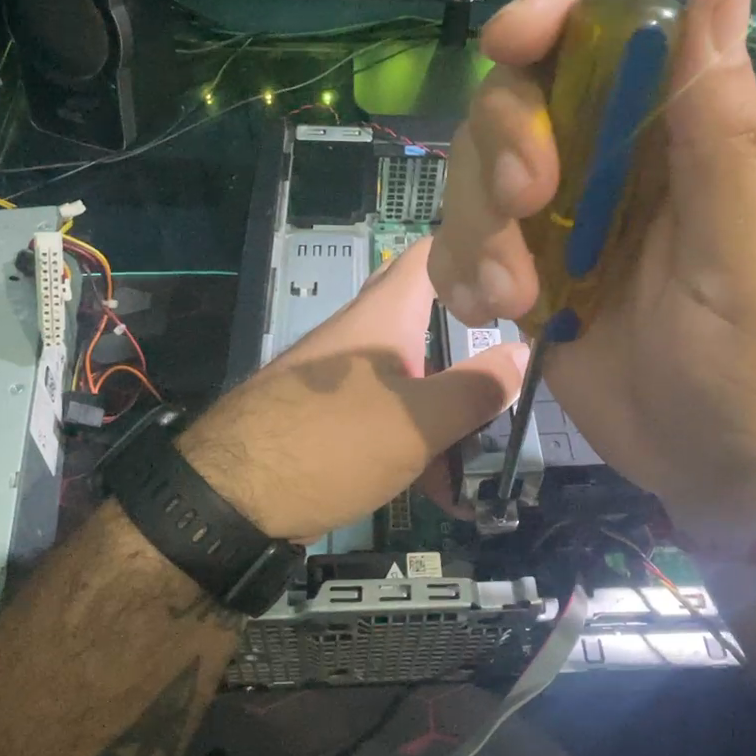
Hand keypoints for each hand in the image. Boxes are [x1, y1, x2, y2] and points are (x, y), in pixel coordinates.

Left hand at [178, 238, 527, 541]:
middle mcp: (363, 335)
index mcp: (384, 315)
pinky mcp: (331, 420)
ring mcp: (345, 379)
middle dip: (476, 352)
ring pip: (416, 379)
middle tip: (516, 377)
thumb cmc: (332, 443)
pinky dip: (419, 444)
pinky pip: (389, 418)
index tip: (525, 278)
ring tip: (485, 464)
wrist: (229, 500)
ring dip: (452, 415)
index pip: (433, 254)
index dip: (478, 255)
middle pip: (432, 324)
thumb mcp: (419, 420)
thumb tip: (527, 350)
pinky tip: (444, 494)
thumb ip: (478, 387)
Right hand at [429, 0, 755, 546]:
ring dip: (479, 223)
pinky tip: (492, 313)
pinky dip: (463, 268)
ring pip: (479, 168)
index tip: (510, 42)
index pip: (617, 29)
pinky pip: (466, 241)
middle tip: (525, 202)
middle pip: (524, 92)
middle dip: (505, 138)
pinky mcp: (529, 271)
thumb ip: (726, 130)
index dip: (557, 12)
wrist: (726, 476)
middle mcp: (618, 160)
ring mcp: (566, 218)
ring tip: (513, 297)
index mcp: (685, 133)